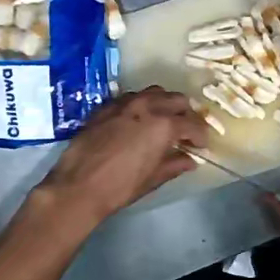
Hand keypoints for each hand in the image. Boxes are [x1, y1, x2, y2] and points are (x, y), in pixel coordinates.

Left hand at [43, 87, 208, 223]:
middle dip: (185, 114)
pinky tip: (138, 121)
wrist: (78, 187)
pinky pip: (130, 97)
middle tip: (184, 131)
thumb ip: (175, 164)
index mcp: (163, 125)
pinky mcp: (105, 107)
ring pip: (154, 92)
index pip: (192, 124)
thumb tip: (190, 160)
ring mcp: (123, 104)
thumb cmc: (122, 186)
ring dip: (164, 104)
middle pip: (176, 99)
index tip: (201, 146)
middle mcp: (146, 107)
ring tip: (163, 121)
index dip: (200, 136)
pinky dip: (141, 105)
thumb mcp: (154, 178)